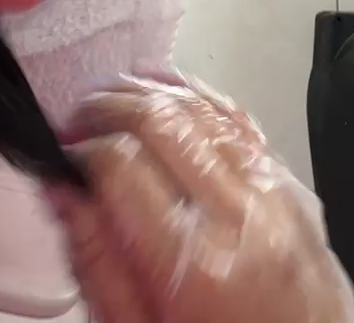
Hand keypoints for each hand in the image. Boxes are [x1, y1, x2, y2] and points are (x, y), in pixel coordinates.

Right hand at [50, 74, 353, 322]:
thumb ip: (97, 263)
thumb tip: (61, 188)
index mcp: (196, 264)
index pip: (120, 163)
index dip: (79, 150)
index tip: (62, 158)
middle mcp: (240, 216)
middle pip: (157, 119)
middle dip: (104, 107)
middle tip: (75, 121)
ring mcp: (274, 193)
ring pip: (196, 105)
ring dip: (141, 91)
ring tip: (106, 102)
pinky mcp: (292, 186)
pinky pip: (236, 117)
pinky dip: (192, 92)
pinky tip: (159, 87)